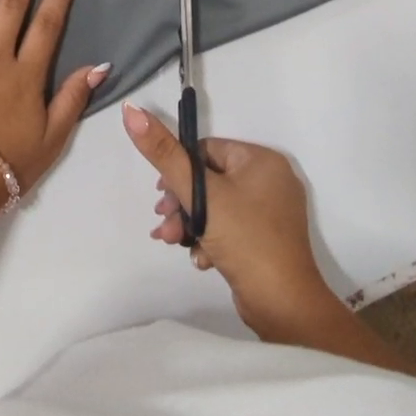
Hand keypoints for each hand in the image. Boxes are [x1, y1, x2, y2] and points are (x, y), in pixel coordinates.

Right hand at [122, 106, 336, 331]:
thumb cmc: (244, 238)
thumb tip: (132, 109)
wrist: (283, 306)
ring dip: (190, 223)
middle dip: (181, 204)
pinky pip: (230, 226)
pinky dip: (210, 238)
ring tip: (174, 241)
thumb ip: (163, 152)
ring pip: (215, 205)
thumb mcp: (199, 193)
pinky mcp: (267, 238)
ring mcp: (272, 212)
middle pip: (208, 180)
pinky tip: (200, 257)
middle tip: (164, 224)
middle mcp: (271, 180)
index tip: (162, 197)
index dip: (178, 171)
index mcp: (262, 160)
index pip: (205, 150)